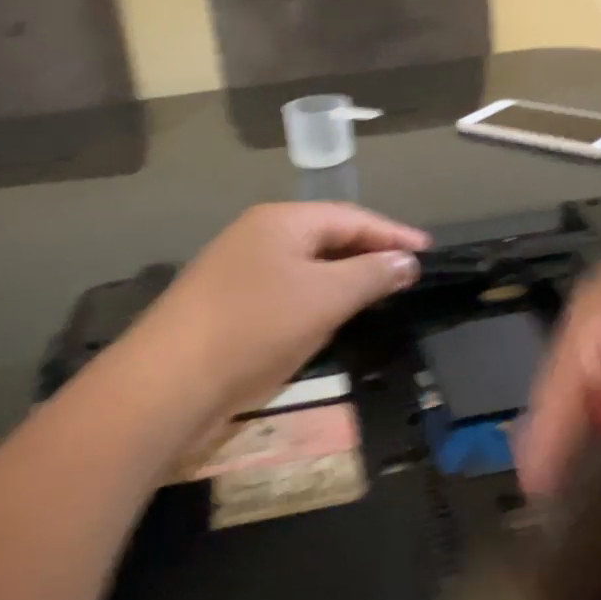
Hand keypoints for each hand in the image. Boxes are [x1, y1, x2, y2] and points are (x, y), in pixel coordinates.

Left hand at [115, 203, 428, 424]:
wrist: (171, 382)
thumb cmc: (255, 327)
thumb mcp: (324, 297)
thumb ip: (370, 274)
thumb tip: (406, 260)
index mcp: (280, 221)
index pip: (350, 217)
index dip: (392, 234)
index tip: (429, 253)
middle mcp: (258, 237)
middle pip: (326, 238)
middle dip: (368, 254)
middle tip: (408, 276)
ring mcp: (240, 272)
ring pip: (305, 268)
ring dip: (342, 280)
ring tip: (379, 296)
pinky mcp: (230, 308)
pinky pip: (286, 294)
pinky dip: (315, 302)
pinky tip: (329, 322)